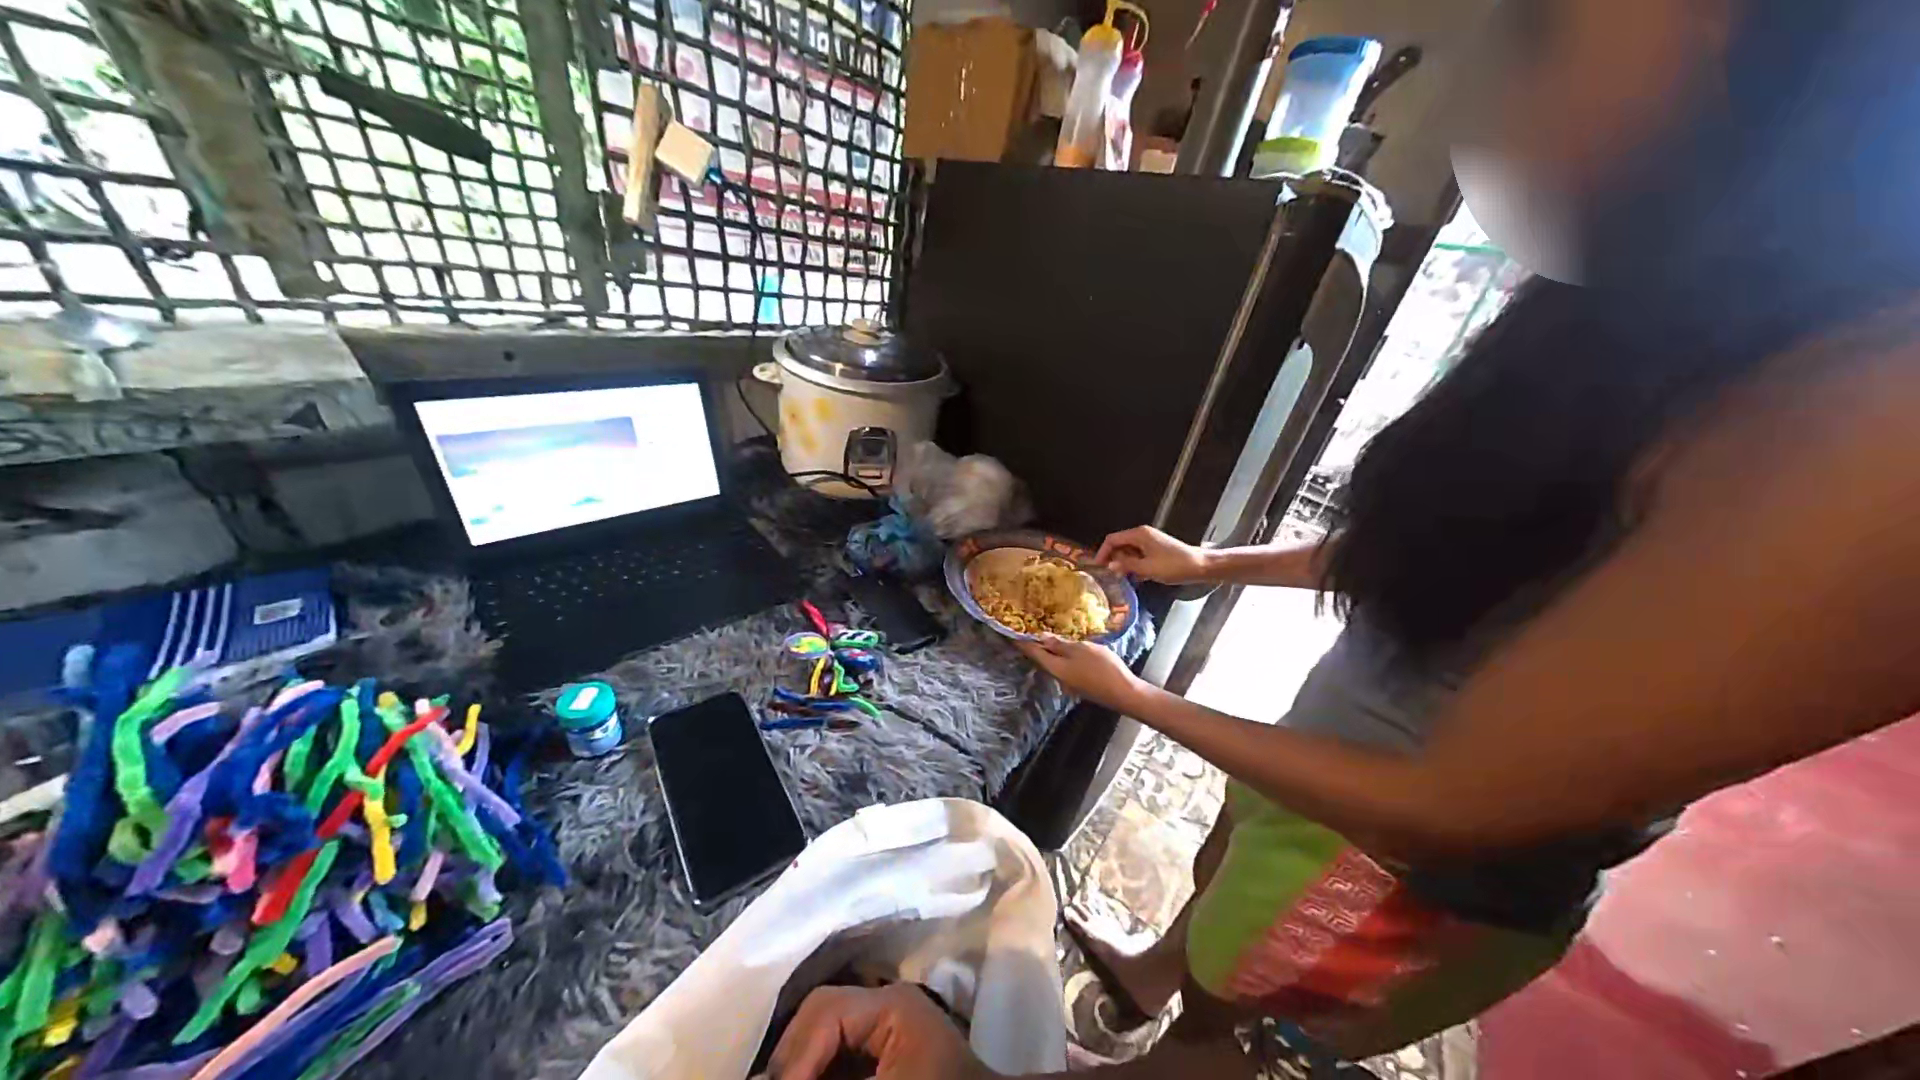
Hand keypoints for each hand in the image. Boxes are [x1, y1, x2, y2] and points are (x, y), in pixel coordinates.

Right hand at [769, 984, 992, 1079]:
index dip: (793, 1057)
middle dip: (791, 1057)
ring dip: (801, 1062)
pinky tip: (806, 1079)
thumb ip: (826, 1079)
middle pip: (819, 1013)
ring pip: (824, 1030)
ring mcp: (885, 1023)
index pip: (825, 1010)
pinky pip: (838, 1048)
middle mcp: (886, 1001)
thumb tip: (770, 1078)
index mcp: (891, 1004)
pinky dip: (819, 1067)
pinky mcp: (884, 1049)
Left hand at [1014, 636, 1143, 709]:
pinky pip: (1063, 666)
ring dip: (1048, 650)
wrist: (1123, 693)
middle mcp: (1057, 677)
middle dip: (1034, 644)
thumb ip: (1059, 644)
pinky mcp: (1079, 684)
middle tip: (1028, 628)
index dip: (1022, 641)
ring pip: (1052, 663)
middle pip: (1040, 659)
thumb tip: (1040, 638)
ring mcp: (1069, 682)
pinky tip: (1066, 648)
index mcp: (1054, 668)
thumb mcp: (1080, 650)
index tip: (1011, 630)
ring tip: (1046, 635)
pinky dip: (1060, 656)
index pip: (1032, 652)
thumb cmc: (1101, 668)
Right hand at [1095, 526, 1211, 584]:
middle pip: (1120, 545)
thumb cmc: (1174, 566)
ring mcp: (1150, 542)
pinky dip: (1135, 566)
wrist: (1200, 566)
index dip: (1102, 552)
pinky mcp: (1156, 550)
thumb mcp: (1147, 568)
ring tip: (1122, 579)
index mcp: (1139, 534)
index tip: (1097, 567)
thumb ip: (1126, 565)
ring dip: (1124, 564)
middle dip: (1113, 559)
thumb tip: (1110, 565)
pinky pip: (1139, 556)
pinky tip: (1136, 578)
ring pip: (1129, 552)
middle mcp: (1142, 535)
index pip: (1112, 540)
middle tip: (1110, 575)